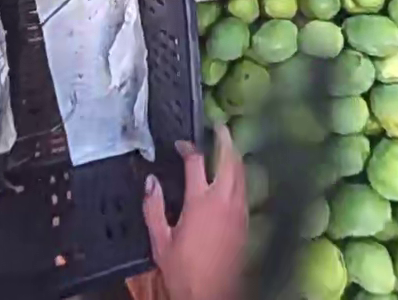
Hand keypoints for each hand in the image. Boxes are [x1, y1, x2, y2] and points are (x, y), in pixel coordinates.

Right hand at [142, 124, 247, 299]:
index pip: (195, 160)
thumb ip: (154, 208)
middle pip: (229, 159)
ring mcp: (238, 212)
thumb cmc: (183, 271)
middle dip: (225, 139)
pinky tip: (234, 176)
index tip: (179, 145)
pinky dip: (240, 175)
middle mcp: (223, 200)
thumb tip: (151, 180)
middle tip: (219, 125)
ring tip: (228, 144)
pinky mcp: (246, 224)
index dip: (187, 147)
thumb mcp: (160, 241)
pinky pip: (245, 190)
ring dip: (235, 155)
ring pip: (242, 173)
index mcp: (200, 200)